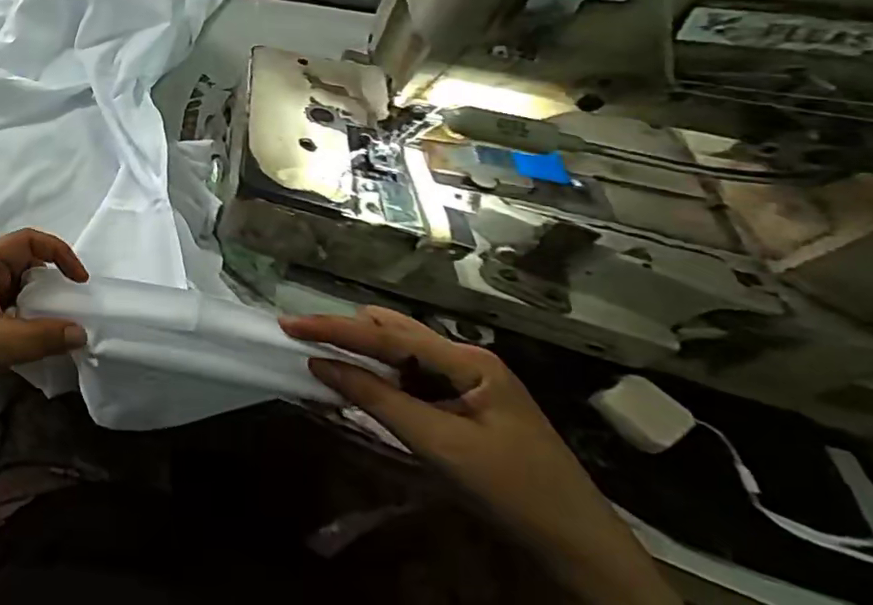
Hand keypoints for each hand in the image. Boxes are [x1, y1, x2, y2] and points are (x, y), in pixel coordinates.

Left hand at [0, 230, 88, 441]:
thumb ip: (43, 336)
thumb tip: (81, 332)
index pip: (28, 241)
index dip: (58, 253)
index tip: (78, 281)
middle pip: (27, 264)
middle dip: (53, 281)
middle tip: (73, 307)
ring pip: (22, 290)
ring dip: (43, 304)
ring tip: (63, 325)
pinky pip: (15, 311)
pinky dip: (32, 321)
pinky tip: (43, 341)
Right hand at [281, 307, 680, 604]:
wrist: (583, 548)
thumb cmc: (515, 491)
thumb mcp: (442, 446)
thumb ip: (379, 401)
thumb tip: (322, 365)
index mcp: (467, 361)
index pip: (386, 335)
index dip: (334, 328)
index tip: (289, 324)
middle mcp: (466, 360)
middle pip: (393, 331)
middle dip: (346, 332)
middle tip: (302, 340)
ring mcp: (469, 381)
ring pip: (402, 351)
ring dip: (363, 353)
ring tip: (324, 359)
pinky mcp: (467, 404)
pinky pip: (413, 376)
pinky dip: (382, 376)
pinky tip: (364, 387)